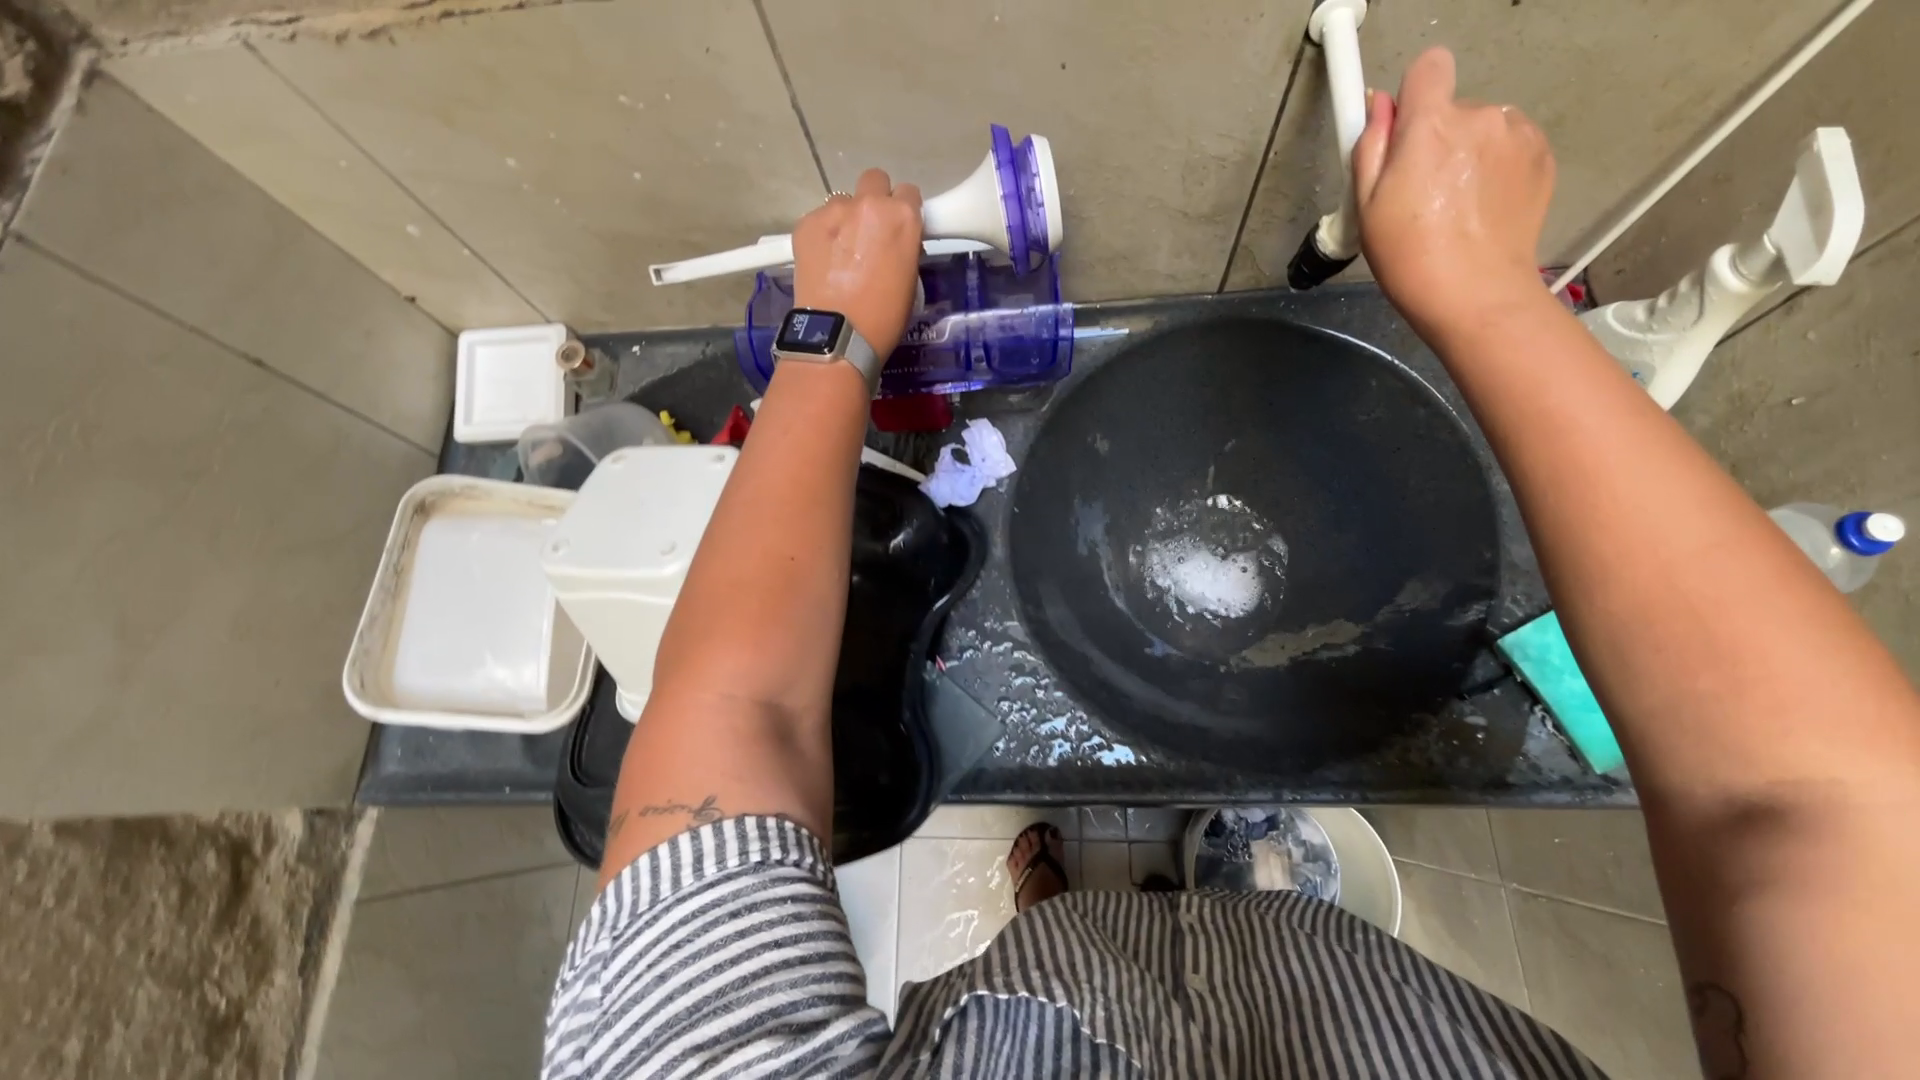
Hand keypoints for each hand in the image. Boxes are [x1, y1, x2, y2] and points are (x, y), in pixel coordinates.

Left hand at [791, 168, 922, 359]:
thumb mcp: (910, 280)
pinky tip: (823, 261)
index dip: (904, 211)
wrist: (838, 335)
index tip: (899, 229)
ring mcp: (833, 211)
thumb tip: (894, 241)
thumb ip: (905, 247)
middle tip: (871, 231)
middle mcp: (869, 204)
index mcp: (902, 217)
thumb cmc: (884, 317)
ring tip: (842, 252)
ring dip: (846, 218)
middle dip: (875, 200)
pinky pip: (819, 219)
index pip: (909, 193)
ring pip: (843, 201)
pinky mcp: (806, 224)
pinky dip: (823, 235)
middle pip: (874, 180)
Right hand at [1352, 48, 1554, 337]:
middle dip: (1436, 137)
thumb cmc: (1409, 256)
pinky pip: (1509, 146)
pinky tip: (1480, 206)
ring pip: (1482, 127)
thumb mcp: (1365, 205)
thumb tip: (1379, 107)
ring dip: (1468, 152)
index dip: (1413, 95)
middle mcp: (1480, 116)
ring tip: (1454, 204)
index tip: (1403, 128)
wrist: (1474, 293)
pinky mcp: (1542, 156)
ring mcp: (1517, 135)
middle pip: (1453, 107)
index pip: (1429, 67)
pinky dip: (1494, 167)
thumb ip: (1371, 145)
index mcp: (1430, 125)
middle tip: (1420, 191)